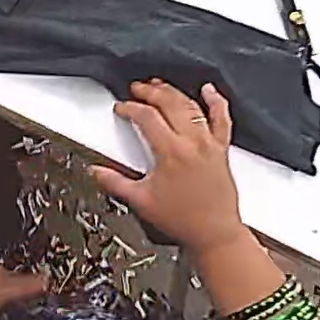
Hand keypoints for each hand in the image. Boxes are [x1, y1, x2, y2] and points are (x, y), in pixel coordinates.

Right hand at [91, 80, 251, 252]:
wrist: (214, 233)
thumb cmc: (182, 219)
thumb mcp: (141, 201)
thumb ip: (116, 182)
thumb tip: (97, 171)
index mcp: (171, 152)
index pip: (147, 117)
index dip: (131, 108)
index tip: (122, 109)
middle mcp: (192, 143)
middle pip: (169, 104)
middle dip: (150, 93)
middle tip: (137, 89)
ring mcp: (209, 144)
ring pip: (192, 107)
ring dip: (174, 93)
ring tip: (160, 86)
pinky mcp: (222, 149)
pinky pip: (222, 119)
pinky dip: (216, 102)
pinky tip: (209, 91)